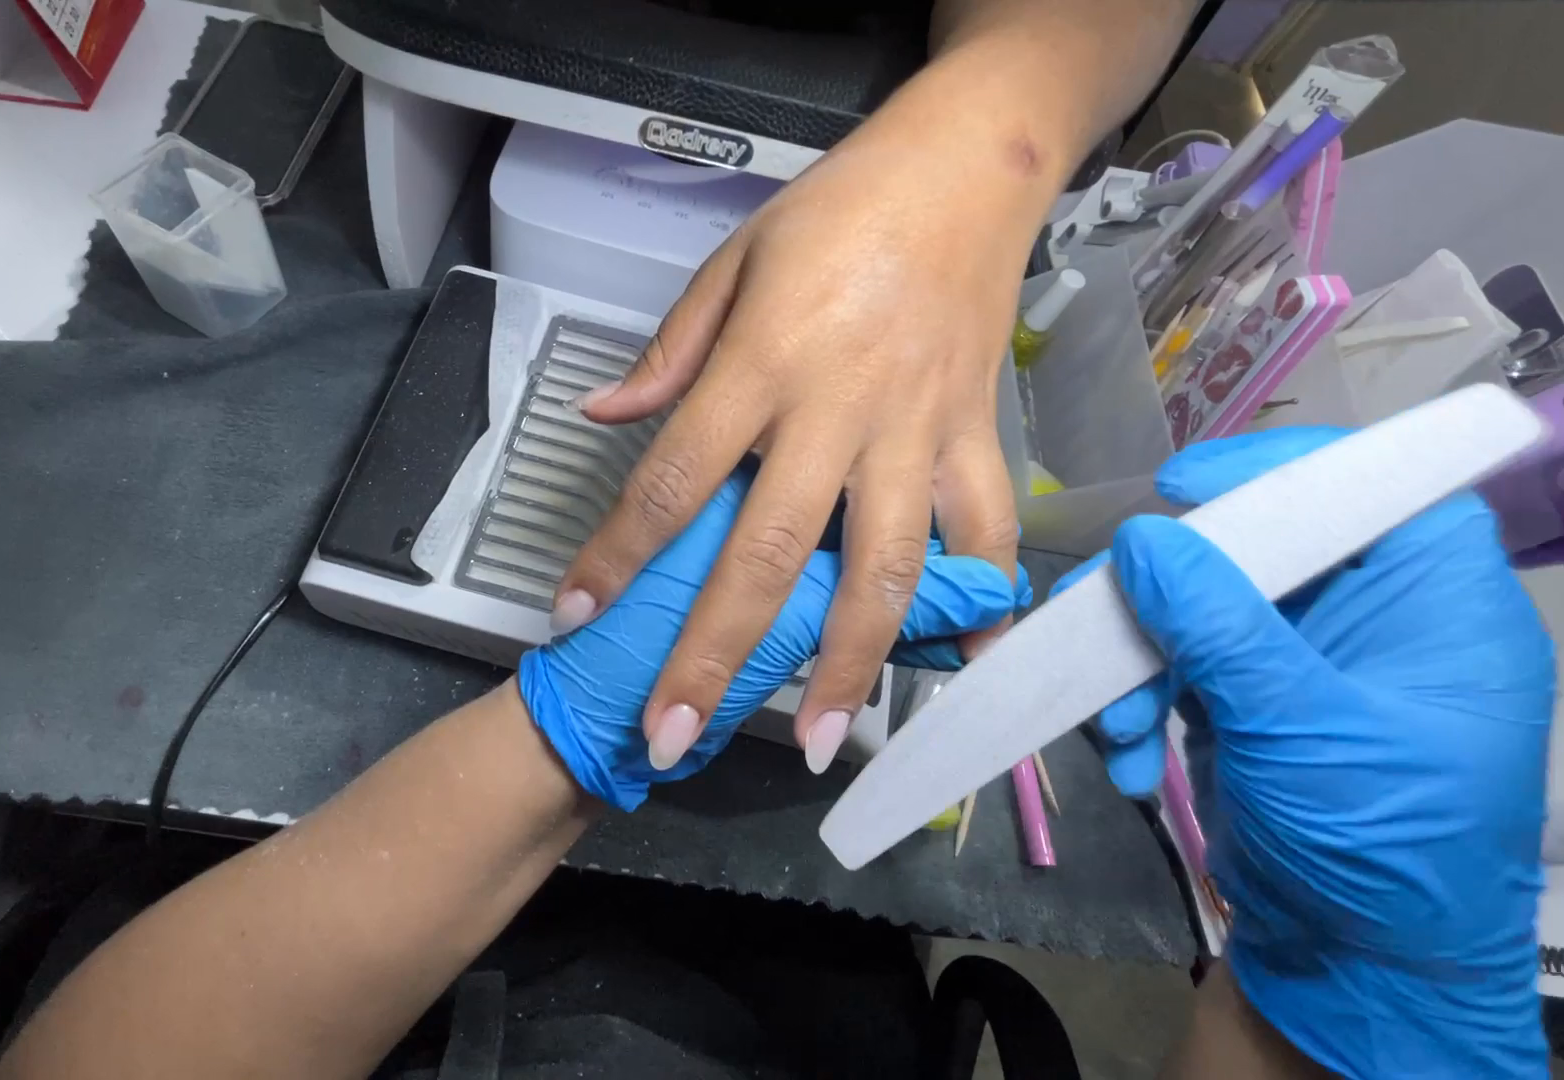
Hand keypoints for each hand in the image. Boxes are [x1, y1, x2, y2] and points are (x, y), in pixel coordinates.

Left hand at [554, 119, 1045, 768]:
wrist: (968, 168)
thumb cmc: (834, 213)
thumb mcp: (731, 265)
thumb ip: (668, 354)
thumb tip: (602, 416)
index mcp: (762, 362)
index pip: (671, 479)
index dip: (617, 554)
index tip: (576, 615)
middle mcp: (839, 411)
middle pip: (770, 551)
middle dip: (717, 655)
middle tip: (672, 737)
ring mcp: (919, 430)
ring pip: (883, 565)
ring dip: (849, 664)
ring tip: (818, 744)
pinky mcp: (981, 434)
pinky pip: (987, 530)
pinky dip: (979, 600)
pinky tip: (962, 664)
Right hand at [1075, 428, 1554, 1076]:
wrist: (1356, 963)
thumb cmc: (1378, 842)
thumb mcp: (1301, 726)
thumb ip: (1221, 627)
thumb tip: (1142, 538)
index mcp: (1427, 608)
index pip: (1368, 494)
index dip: (1278, 471)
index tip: (1179, 486)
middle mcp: (1360, 622)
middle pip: (1244, 554)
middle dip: (1158, 599)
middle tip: (1094, 622)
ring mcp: (1290, 664)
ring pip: (1185, 614)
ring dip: (1131, 667)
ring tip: (1120, 728)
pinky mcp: (1238, 701)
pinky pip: (1165, 669)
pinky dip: (1136, 707)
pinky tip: (1132, 760)